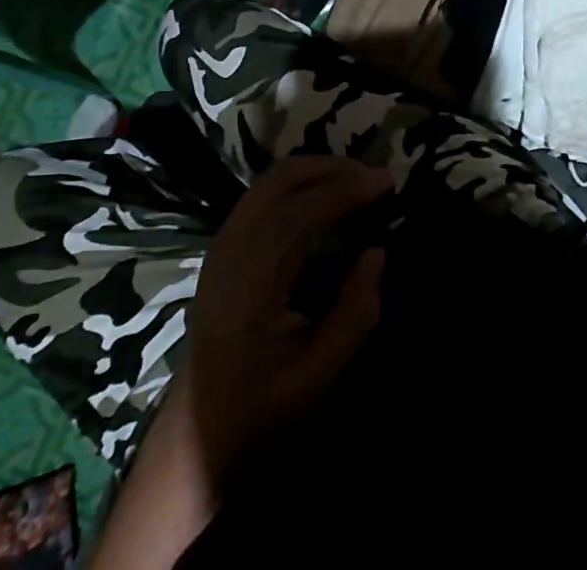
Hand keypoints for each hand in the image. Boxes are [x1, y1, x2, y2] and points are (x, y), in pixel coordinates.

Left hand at [181, 156, 391, 483]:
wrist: (201, 417)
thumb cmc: (263, 402)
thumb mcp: (320, 376)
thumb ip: (354, 314)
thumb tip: (376, 251)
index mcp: (251, 284)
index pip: (298, 214)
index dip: (344, 190)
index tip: (385, 181)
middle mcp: (231, 251)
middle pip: (278, 182)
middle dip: (330, 168)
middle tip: (375, 177)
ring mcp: (222, 243)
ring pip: (267, 182)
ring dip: (314, 171)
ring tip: (357, 181)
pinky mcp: (223, 244)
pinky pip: (261, 195)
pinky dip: (297, 183)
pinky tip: (324, 195)